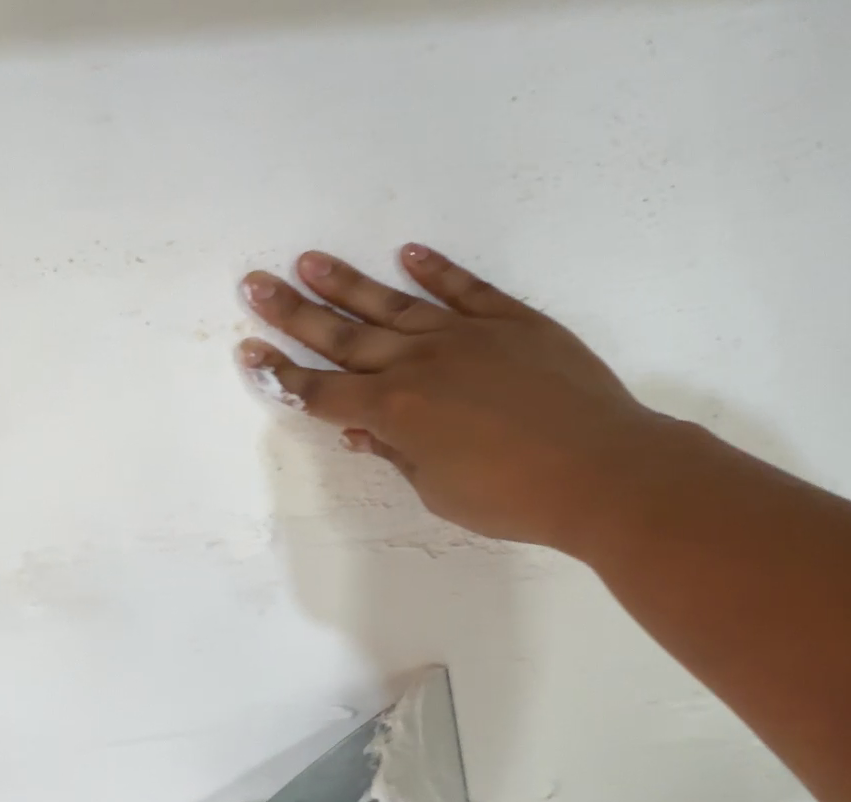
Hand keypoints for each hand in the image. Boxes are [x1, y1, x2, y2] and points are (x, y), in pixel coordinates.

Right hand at [238, 245, 679, 550]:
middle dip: (294, 314)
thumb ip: (397, 455)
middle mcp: (418, 364)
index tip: (249, 351)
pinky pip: (463, 288)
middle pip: (344, 337)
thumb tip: (360, 430)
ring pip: (394, 304)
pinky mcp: (511, 319)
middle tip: (254, 284)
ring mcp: (465, 334)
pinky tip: (408, 253)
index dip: (283, 375)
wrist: (601, 470)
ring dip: (347, 283)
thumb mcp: (443, 494)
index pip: (324, 392)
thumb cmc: (517, 499)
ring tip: (309, 261)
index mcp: (396, 413)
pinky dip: (435, 270)